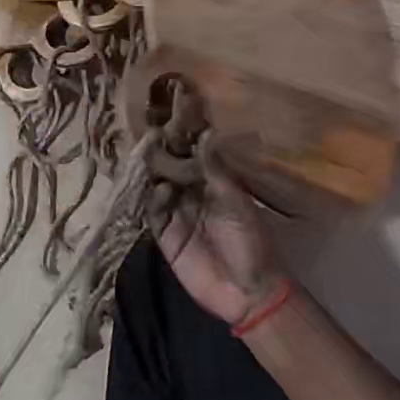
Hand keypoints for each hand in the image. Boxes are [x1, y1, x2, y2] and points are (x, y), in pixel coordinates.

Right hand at [156, 140, 286, 327]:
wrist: (247, 292)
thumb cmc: (251, 241)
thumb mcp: (235, 201)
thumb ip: (216, 169)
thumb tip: (205, 133)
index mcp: (213, 179)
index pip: (194, 149)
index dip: (185, 131)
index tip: (176, 107)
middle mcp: (192, 190)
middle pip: (171, 163)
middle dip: (163, 148)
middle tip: (153, 131)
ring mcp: (176, 211)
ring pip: (157, 183)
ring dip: (153, 170)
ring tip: (148, 154)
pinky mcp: (165, 235)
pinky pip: (153, 212)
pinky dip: (153, 200)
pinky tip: (159, 191)